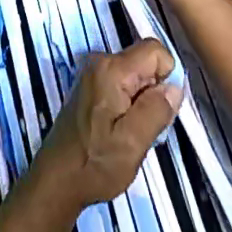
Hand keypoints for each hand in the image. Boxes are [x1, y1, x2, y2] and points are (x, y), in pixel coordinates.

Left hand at [34, 39, 183, 206]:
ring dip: (142, 102)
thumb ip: (155, 110)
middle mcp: (101, 62)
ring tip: (130, 132)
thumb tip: (174, 87)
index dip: (166, 78)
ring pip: (137, 76)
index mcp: (111, 69)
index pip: (155, 51)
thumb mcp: (132, 143)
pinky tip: (118, 130)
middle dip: (154, 92)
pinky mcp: (91, 87)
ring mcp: (93, 74)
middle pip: (145, 63)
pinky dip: (129, 105)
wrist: (56, 180)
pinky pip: (123, 85)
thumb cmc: (94, 164)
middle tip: (143, 127)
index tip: (159, 109)